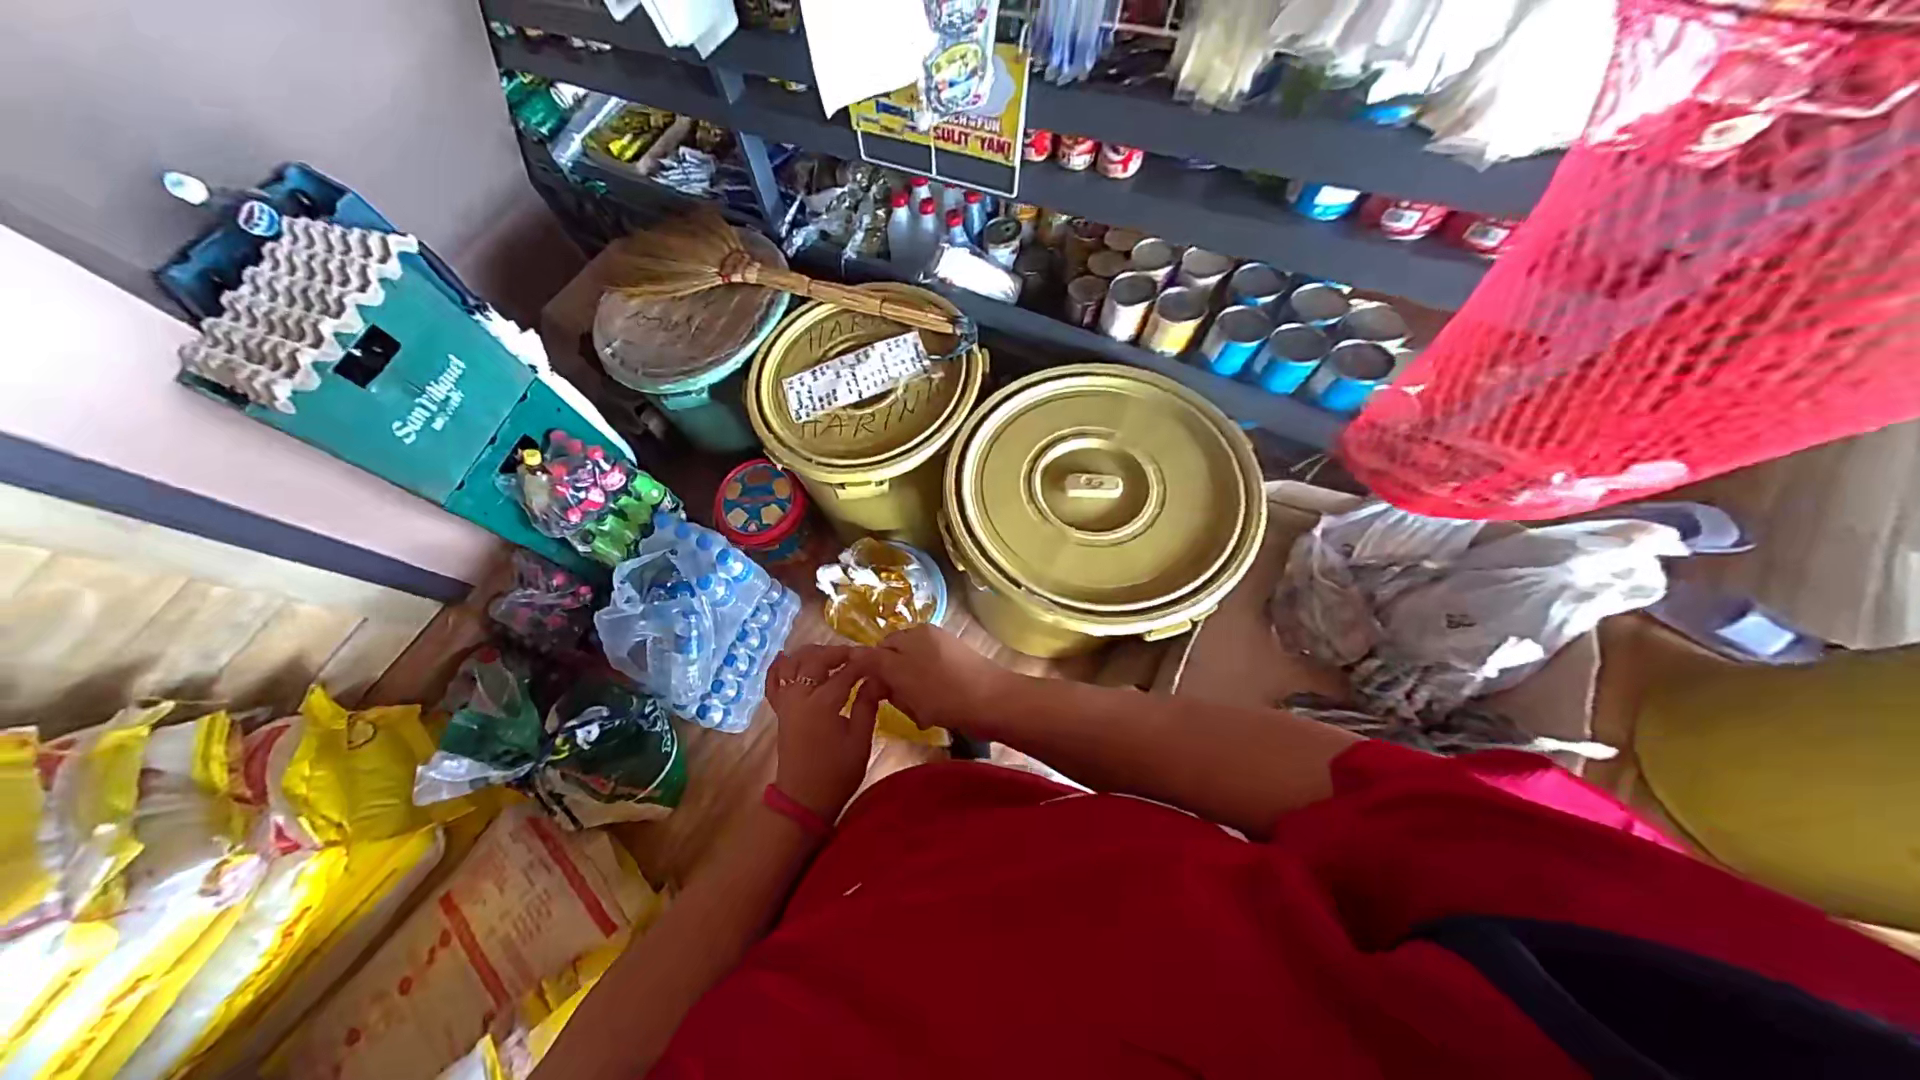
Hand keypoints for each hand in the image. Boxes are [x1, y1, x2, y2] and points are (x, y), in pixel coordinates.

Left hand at [766, 645, 883, 821]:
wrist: (803, 799)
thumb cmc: (837, 773)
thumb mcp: (860, 740)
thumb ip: (867, 705)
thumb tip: (877, 679)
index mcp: (822, 704)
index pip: (846, 672)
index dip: (863, 662)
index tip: (879, 658)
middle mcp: (800, 696)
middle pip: (816, 660)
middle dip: (837, 652)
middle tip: (857, 655)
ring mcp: (786, 702)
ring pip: (793, 664)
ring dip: (812, 654)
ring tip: (832, 655)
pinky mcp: (780, 711)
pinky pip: (774, 682)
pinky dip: (779, 667)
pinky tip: (786, 657)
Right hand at [866, 625, 1020, 740]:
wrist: (993, 703)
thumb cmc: (941, 689)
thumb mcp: (899, 674)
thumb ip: (874, 662)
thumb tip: (852, 652)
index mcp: (913, 632)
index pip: (879, 649)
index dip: (874, 672)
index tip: (877, 694)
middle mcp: (929, 638)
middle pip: (897, 664)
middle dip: (895, 688)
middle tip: (902, 705)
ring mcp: (947, 655)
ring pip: (914, 680)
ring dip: (912, 699)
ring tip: (922, 715)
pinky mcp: (961, 673)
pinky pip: (934, 687)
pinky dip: (930, 703)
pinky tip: (935, 717)